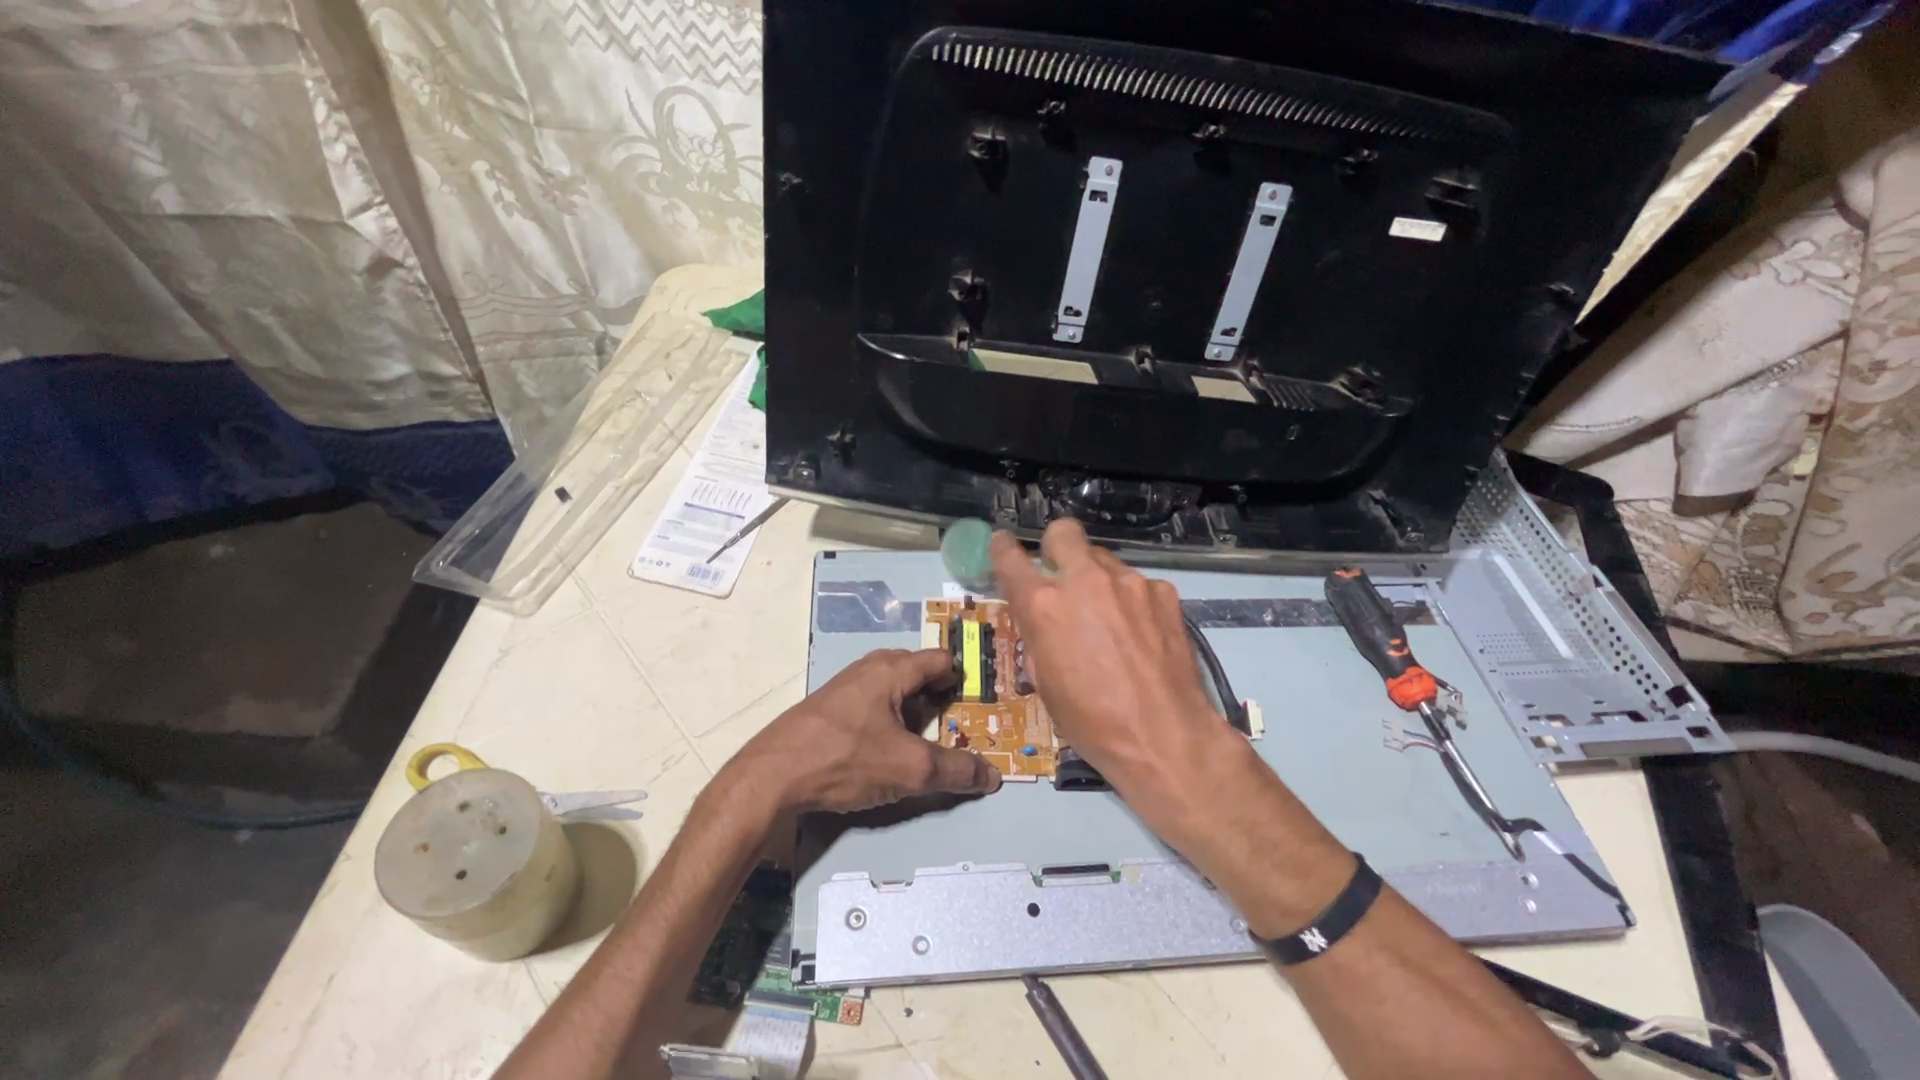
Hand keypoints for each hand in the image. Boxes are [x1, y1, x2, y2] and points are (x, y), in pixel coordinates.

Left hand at [726, 648, 1001, 813]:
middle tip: (958, 727)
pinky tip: (887, 754)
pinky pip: (871, 708)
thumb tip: (994, 776)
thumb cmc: (845, 760)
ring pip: (892, 692)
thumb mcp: (910, 769)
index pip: (941, 661)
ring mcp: (844, 689)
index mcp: (892, 669)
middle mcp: (868, 669)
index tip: (980, 707)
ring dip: (913, 713)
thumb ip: (955, 770)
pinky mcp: (827, 712)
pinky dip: (888, 723)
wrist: (771, 777)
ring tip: (926, 744)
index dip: (964, 681)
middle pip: (917, 673)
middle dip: (940, 697)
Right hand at [988, 521, 1251, 831]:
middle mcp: (1085, 581)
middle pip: (1063, 532)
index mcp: (1045, 606)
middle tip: (1060, 573)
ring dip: (1096, 579)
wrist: (1164, 736)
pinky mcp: (1163, 592)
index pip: (1011, 559)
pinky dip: (1131, 600)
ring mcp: (1129, 583)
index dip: (1001, 548)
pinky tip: (1140, 633)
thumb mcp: (1044, 682)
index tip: (1002, 545)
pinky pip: (1137, 584)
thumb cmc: (1091, 722)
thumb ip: (1036, 636)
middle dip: (1056, 546)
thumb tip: (1038, 618)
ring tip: (1107, 618)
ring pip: (1103, 560)